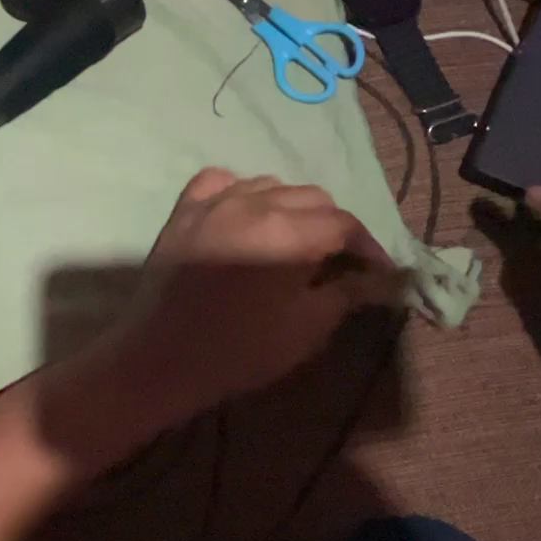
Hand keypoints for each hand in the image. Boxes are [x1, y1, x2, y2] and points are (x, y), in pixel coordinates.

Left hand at [81, 168, 404, 433]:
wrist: (159, 357)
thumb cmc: (238, 351)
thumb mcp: (305, 328)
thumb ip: (347, 293)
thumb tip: (380, 278)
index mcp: (288, 233)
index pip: (344, 224)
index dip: (367, 248)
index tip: (376, 272)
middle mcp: (252, 204)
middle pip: (311, 199)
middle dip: (332, 227)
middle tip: (335, 263)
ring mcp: (213, 203)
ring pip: (269, 186)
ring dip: (289, 208)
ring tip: (291, 242)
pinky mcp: (183, 210)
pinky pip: (220, 182)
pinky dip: (240, 193)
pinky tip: (244, 216)